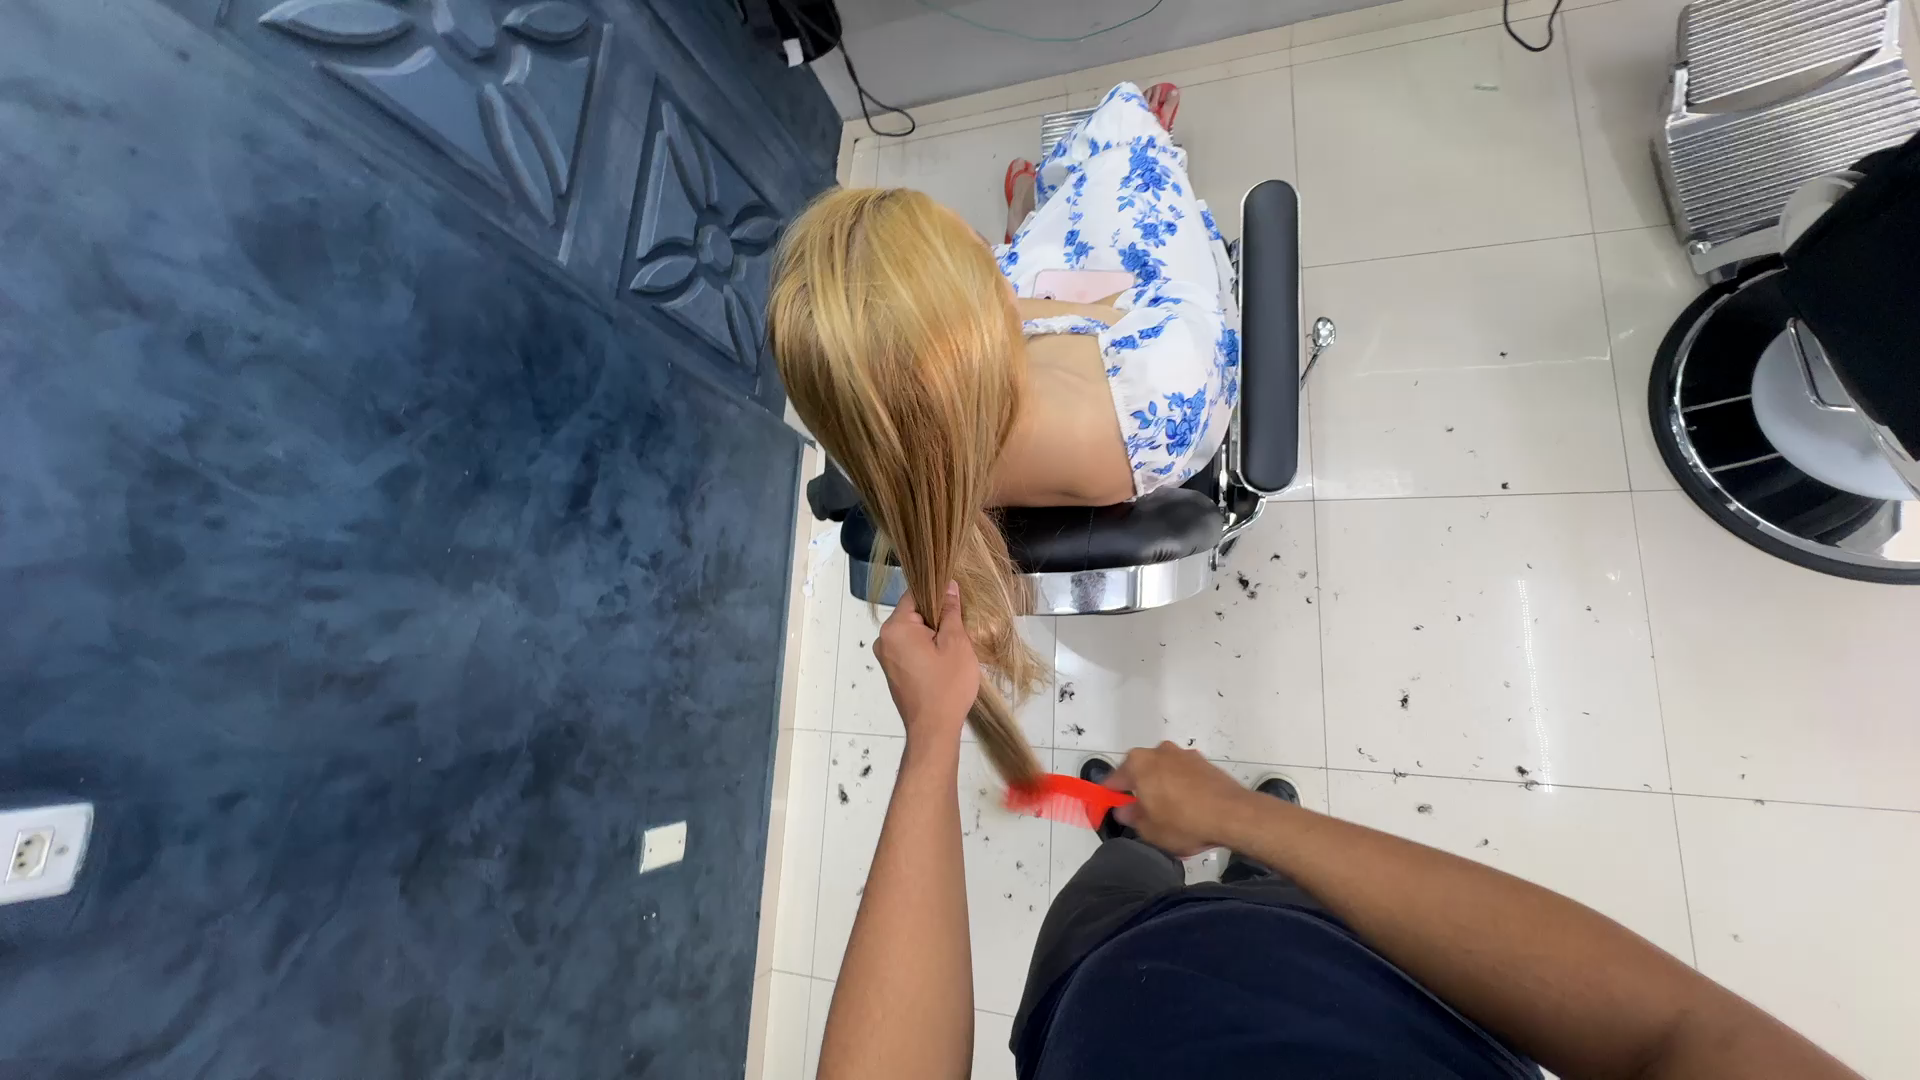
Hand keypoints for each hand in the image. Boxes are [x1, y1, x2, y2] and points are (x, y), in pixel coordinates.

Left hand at [872, 583, 976, 745]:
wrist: (933, 730)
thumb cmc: (947, 685)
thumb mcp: (956, 643)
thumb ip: (950, 611)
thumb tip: (948, 586)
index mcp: (895, 628)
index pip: (915, 595)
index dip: (937, 595)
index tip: (956, 606)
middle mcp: (883, 639)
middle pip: (912, 613)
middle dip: (935, 618)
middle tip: (958, 634)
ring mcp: (885, 657)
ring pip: (912, 632)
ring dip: (931, 635)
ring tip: (951, 651)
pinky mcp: (891, 671)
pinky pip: (908, 648)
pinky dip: (924, 649)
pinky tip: (941, 664)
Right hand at [1106, 742, 1257, 855]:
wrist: (1233, 814)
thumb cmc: (1183, 821)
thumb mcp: (1149, 830)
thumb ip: (1132, 818)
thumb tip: (1125, 810)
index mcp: (1137, 763)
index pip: (1114, 779)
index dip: (1110, 796)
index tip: (1111, 808)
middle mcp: (1158, 751)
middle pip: (1140, 771)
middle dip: (1139, 789)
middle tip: (1144, 814)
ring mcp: (1183, 754)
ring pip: (1163, 771)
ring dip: (1162, 786)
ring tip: (1172, 813)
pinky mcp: (1204, 762)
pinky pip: (1184, 775)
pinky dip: (1182, 787)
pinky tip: (1191, 808)